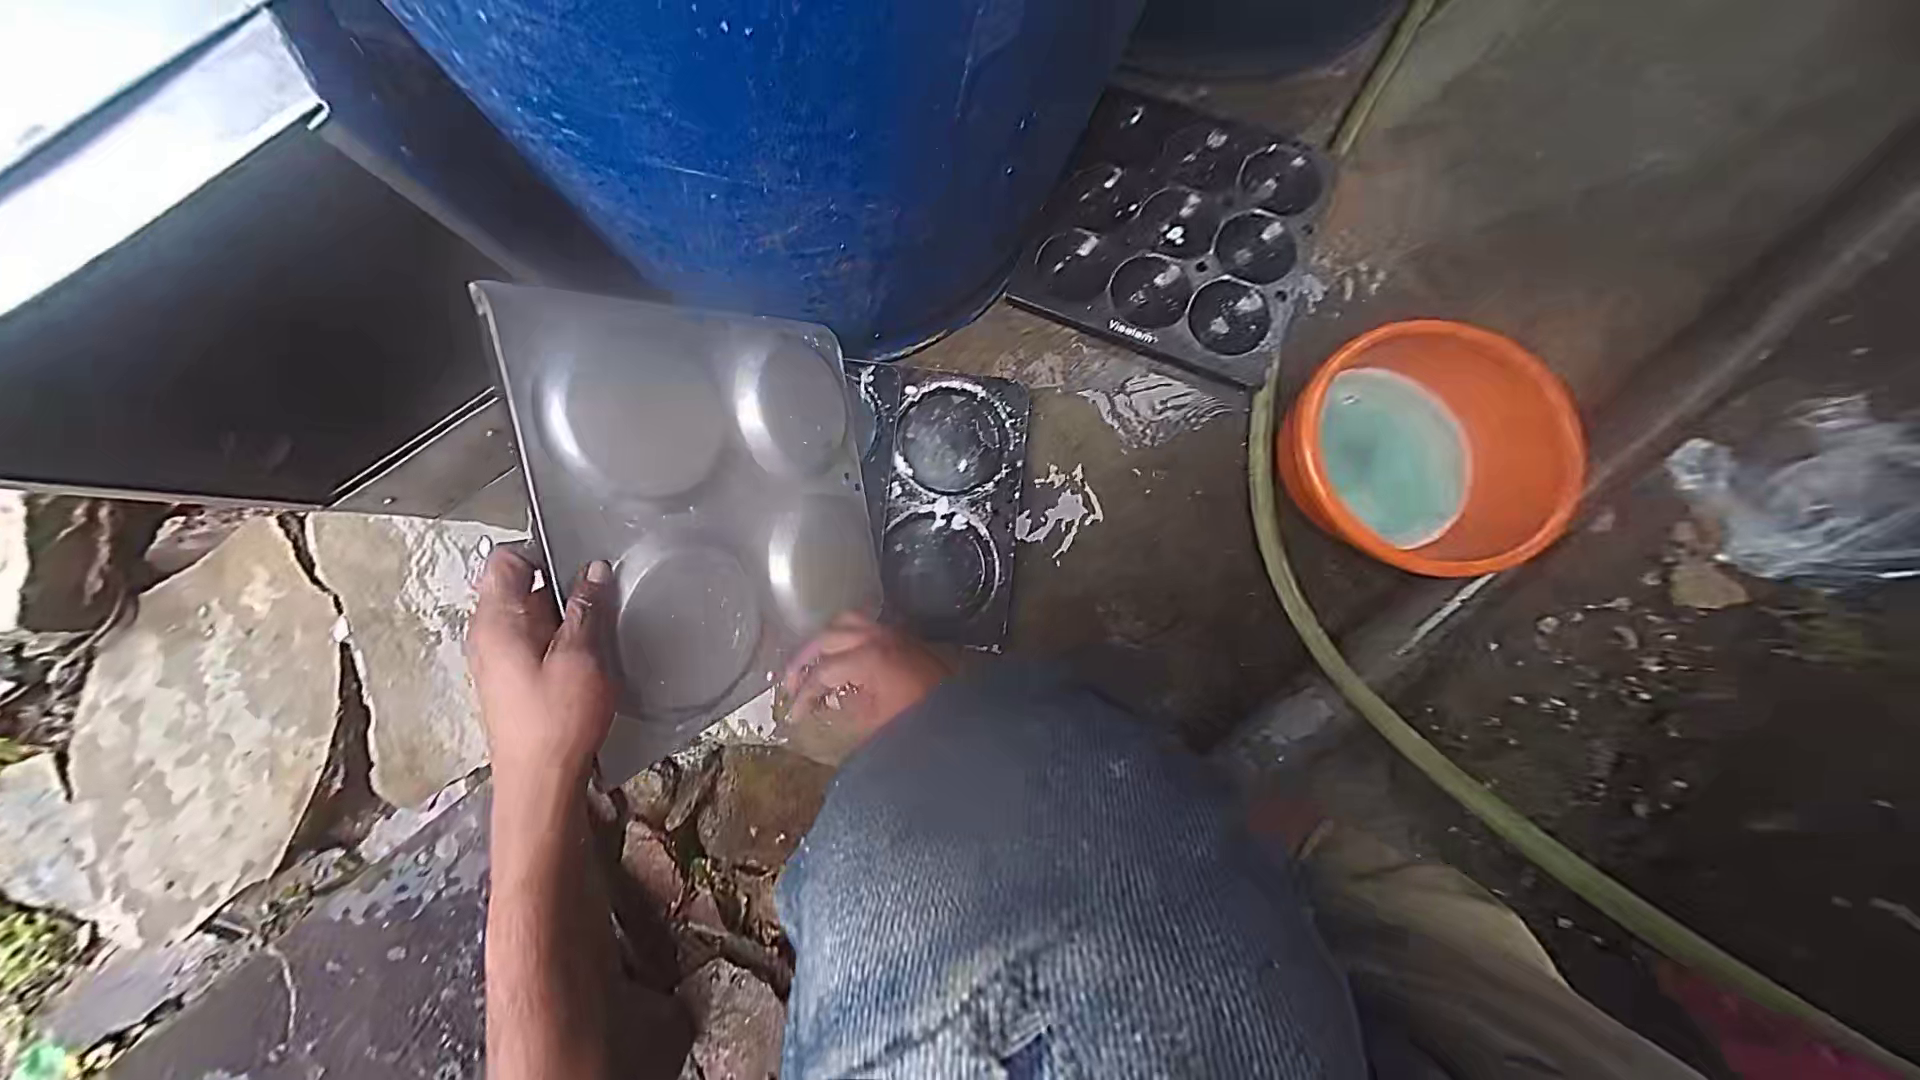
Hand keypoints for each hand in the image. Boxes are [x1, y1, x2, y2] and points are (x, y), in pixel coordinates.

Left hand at [468, 545, 615, 799]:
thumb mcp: (580, 655)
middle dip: (562, 583)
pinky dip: (563, 634)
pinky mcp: (515, 675)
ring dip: (567, 611)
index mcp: (496, 622)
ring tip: (602, 622)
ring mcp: (500, 656)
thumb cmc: (557, 717)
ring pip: (533, 613)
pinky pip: (537, 637)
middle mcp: (489, 634)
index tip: (581, 561)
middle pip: (521, 585)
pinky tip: (590, 649)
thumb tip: (594, 570)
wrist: (541, 778)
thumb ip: (587, 608)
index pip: (506, 561)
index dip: (543, 553)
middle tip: (603, 594)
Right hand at [778, 612, 951, 763]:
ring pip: (842, 623)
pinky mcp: (898, 633)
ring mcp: (887, 631)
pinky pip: (862, 622)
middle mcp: (874, 636)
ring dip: (822, 641)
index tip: (794, 714)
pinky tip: (839, 651)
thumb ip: (846, 708)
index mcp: (868, 658)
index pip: (822, 672)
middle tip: (791, 685)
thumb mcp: (877, 721)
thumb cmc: (919, 716)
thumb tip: (826, 702)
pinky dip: (843, 633)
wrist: (959, 708)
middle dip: (803, 662)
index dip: (804, 695)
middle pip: (825, 639)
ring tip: (811, 663)